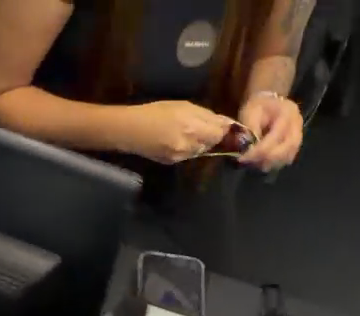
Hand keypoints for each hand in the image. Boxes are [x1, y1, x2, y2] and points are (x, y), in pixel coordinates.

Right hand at [115, 100, 236, 164]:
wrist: (129, 131)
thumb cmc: (155, 112)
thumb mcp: (183, 106)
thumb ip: (205, 116)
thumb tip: (225, 123)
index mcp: (193, 128)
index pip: (220, 133)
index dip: (226, 129)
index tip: (230, 126)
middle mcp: (189, 146)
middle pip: (212, 144)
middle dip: (212, 136)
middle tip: (207, 127)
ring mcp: (179, 157)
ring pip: (200, 151)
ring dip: (201, 143)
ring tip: (190, 132)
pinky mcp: (171, 163)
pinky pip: (188, 156)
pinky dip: (188, 148)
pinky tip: (178, 140)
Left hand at [237, 93, 302, 169]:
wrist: (269, 103)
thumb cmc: (258, 106)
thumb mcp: (251, 111)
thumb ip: (250, 129)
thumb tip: (246, 147)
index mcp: (288, 113)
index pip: (276, 137)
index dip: (259, 151)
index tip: (242, 158)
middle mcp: (297, 124)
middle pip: (286, 149)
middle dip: (265, 159)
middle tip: (248, 163)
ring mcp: (299, 135)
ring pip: (287, 156)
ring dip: (269, 163)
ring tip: (253, 163)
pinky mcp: (295, 144)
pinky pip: (287, 159)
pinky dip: (274, 164)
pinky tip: (261, 162)